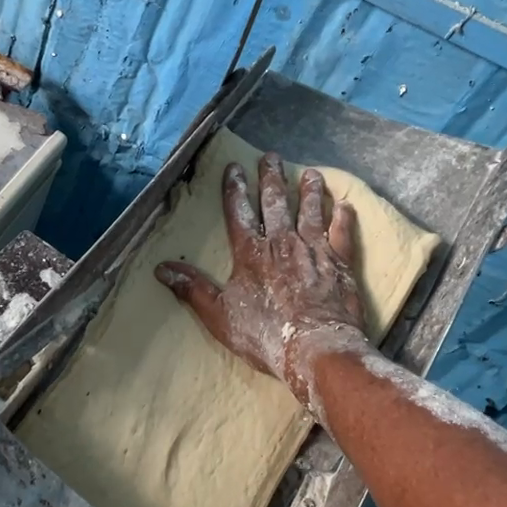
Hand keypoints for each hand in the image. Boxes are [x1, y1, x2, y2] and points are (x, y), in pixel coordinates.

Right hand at [155, 151, 365, 406]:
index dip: (235, 188)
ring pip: (311, 210)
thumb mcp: (219, 314)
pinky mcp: (339, 262)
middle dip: (272, 177)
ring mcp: (313, 250)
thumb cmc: (264, 334)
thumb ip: (192, 289)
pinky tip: (346, 204)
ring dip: (310, 190)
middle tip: (272, 156)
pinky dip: (343, 217)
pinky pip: (342, 232)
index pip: (239, 211)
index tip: (234, 167)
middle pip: (275, 202)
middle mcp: (281, 242)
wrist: (316, 349)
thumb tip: (160, 268)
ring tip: (311, 173)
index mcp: (250, 252)